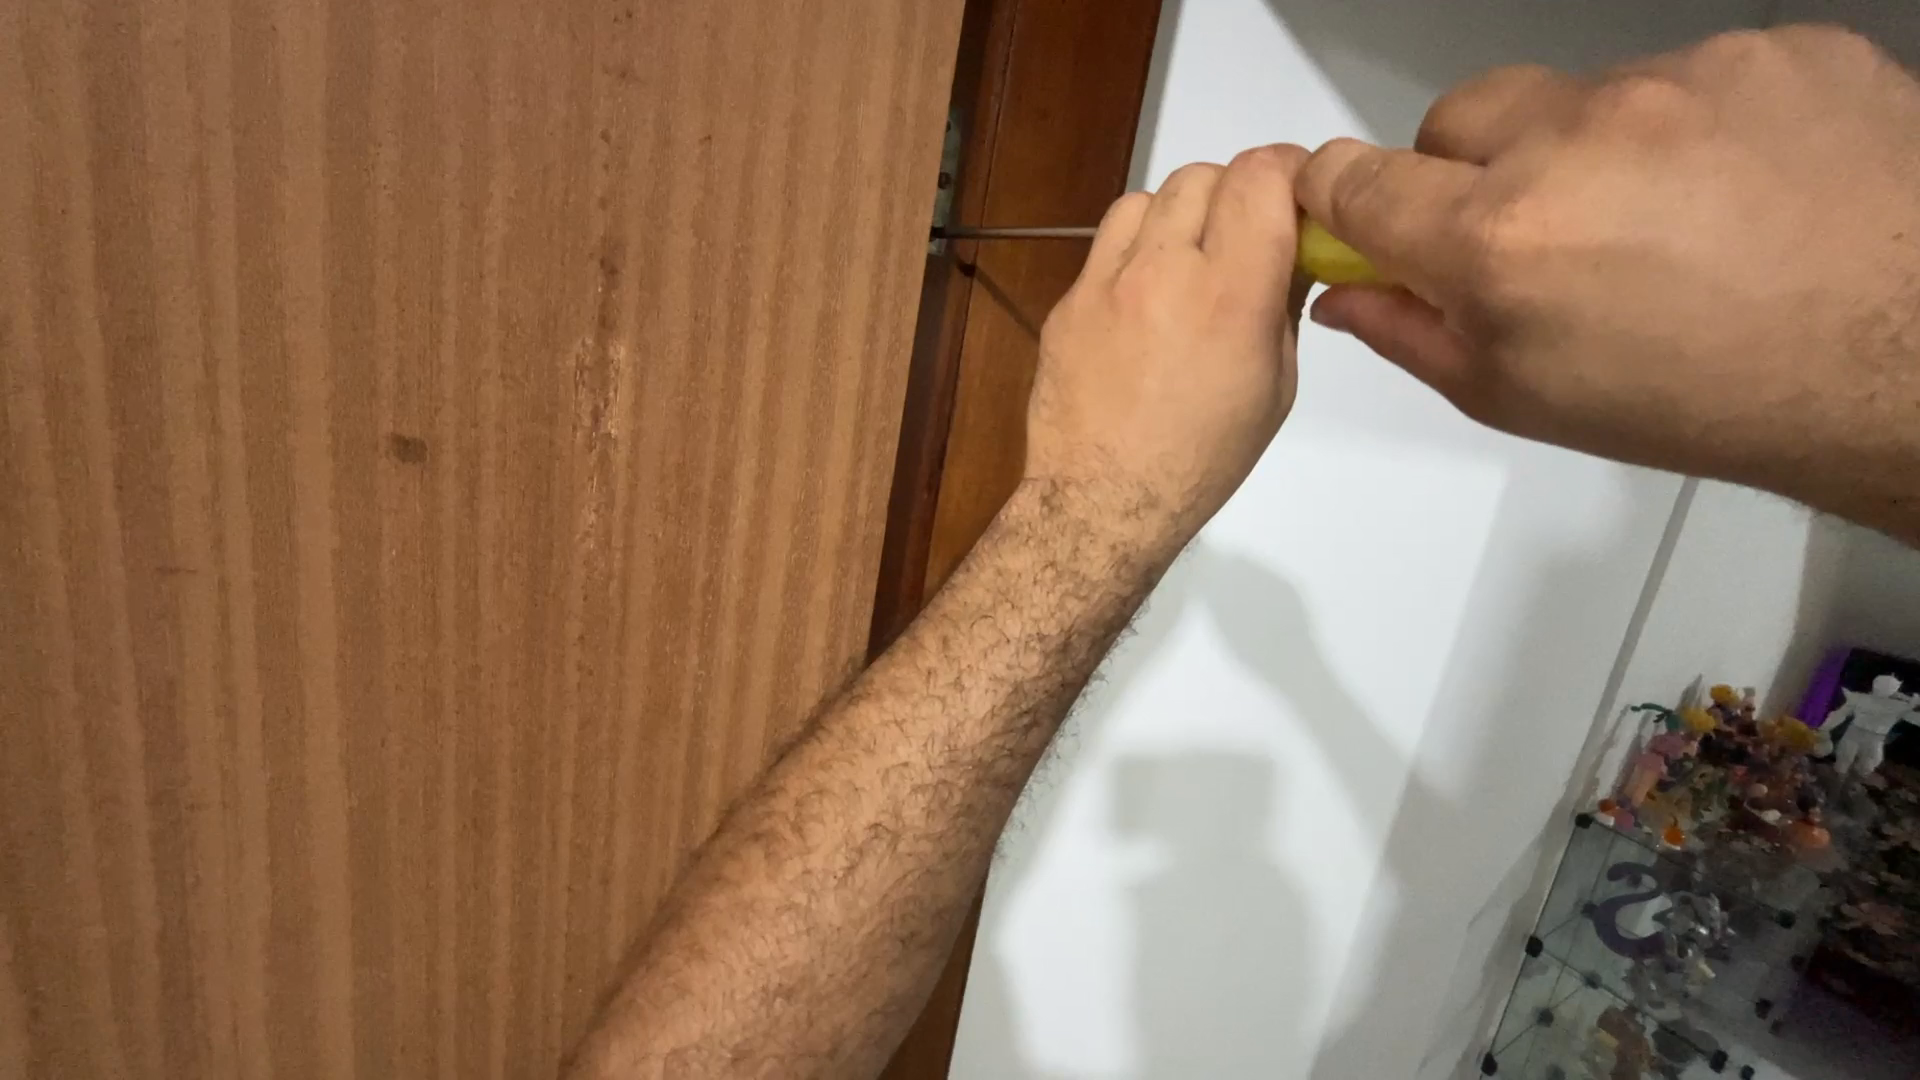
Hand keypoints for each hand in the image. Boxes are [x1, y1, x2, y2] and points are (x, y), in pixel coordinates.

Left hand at [1026, 144, 1308, 556]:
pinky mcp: (1064, 306)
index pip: (1261, 174)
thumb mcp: (1274, 389)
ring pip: (1144, 201)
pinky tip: (1136, 306)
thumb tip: (1288, 257)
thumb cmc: (1201, 461)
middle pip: (1200, 177)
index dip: (1285, 174)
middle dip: (1230, 197)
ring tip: (1180, 268)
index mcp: (1229, 293)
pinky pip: (1102, 251)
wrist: (1101, 500)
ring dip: (1173, 219)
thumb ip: (1283, 307)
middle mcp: (1162, 272)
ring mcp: (1102, 286)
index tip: (1291, 201)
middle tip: (1236, 244)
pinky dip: (1130, 258)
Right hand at [1295, 27, 1919, 533]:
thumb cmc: (1680, 397)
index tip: (1336, 211)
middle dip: (1449, 172)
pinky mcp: (1767, 51)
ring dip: (1558, 153)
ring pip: (1558, 100)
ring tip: (1626, 222)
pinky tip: (1705, 194)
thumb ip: (1404, 330)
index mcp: (1493, 236)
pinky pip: (1664, 81)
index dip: (1329, 193)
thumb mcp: (1504, 390)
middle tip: (1499, 233)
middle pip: (1450, 118)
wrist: (1902, 357)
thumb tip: (1343, 291)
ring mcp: (1676, 83)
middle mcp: (1570, 140)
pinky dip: (1656, 133)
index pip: (1355, 179)